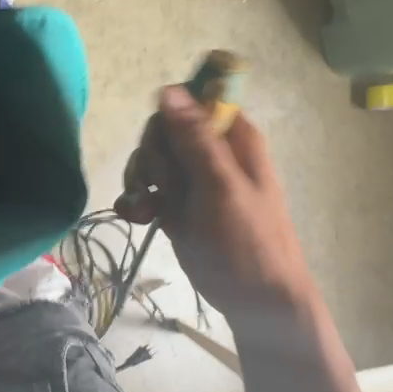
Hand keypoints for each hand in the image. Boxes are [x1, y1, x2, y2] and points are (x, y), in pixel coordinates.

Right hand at [116, 87, 315, 307]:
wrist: (255, 302)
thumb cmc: (247, 244)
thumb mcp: (220, 188)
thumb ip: (194, 139)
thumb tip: (168, 89)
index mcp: (233, 138)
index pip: (190, 102)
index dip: (170, 121)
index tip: (166, 147)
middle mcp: (211, 152)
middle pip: (162, 131)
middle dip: (152, 159)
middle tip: (162, 187)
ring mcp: (193, 180)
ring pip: (150, 160)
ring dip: (140, 183)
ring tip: (150, 211)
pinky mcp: (176, 205)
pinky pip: (145, 189)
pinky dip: (137, 202)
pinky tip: (138, 218)